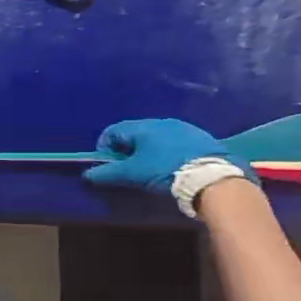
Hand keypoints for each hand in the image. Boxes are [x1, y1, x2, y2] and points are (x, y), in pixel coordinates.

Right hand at [83, 118, 252, 196]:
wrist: (213, 178)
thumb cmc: (165, 171)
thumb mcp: (132, 174)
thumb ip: (107, 173)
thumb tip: (87, 175)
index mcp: (143, 127)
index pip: (113, 131)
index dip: (105, 148)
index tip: (107, 166)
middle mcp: (162, 122)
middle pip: (135, 133)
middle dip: (127, 150)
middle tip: (127, 169)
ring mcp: (185, 128)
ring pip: (157, 138)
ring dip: (148, 151)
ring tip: (150, 170)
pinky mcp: (202, 138)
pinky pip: (176, 143)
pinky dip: (168, 153)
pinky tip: (172, 168)